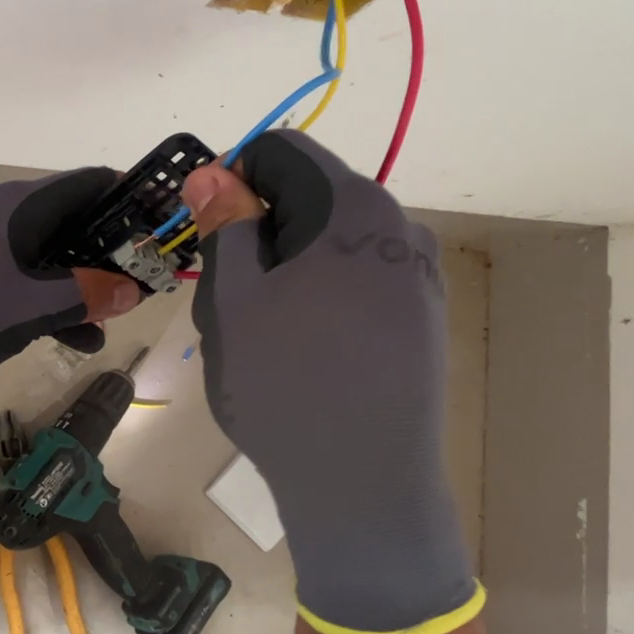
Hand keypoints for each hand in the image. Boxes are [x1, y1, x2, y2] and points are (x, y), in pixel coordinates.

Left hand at [0, 169, 140, 420]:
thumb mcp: (28, 308)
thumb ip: (84, 294)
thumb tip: (134, 288)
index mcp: (21, 206)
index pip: (91, 184)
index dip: (132, 201)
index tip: (162, 230)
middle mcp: (7, 216)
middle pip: (75, 222)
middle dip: (111, 254)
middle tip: (145, 284)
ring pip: (52, 258)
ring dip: (83, 287)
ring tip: (112, 322)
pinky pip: (27, 280)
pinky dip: (52, 301)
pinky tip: (75, 337)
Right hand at [185, 130, 478, 633]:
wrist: (364, 482)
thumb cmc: (283, 382)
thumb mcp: (232, 300)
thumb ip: (226, 225)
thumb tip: (214, 173)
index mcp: (352, 208)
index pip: (280, 151)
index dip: (232, 181)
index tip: (210, 238)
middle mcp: (399, 227)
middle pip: (307, 196)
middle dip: (258, 233)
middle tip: (230, 301)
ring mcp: (418, 275)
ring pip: (330, 243)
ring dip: (285, 270)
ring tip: (265, 336)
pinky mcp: (424, 318)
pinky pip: (357, 281)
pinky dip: (318, 297)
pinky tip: (304, 353)